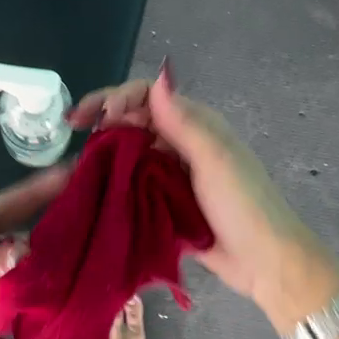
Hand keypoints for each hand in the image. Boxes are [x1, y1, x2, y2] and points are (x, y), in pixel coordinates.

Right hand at [70, 67, 338, 328]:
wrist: (267, 264)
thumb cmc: (244, 203)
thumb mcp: (214, 158)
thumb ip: (183, 120)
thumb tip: (160, 74)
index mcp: (194, 122)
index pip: (147, 95)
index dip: (118, 98)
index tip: (96, 116)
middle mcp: (179, 141)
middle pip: (133, 119)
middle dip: (102, 118)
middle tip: (71, 127)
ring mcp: (170, 172)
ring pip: (128, 150)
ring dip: (102, 149)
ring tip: (73, 156)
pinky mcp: (163, 202)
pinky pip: (131, 183)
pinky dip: (111, 180)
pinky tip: (88, 185)